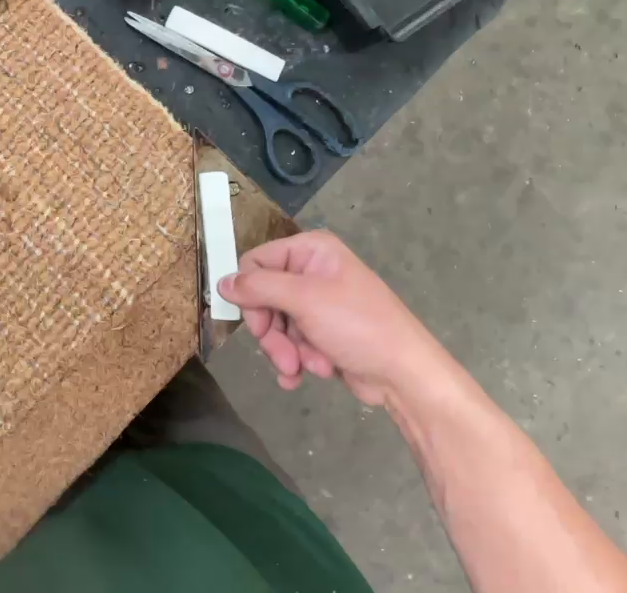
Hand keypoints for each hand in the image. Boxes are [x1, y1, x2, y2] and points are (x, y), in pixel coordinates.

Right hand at [219, 230, 449, 404]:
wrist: (405, 375)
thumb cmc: (357, 325)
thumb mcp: (304, 299)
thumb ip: (258, 287)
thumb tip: (221, 282)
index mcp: (310, 250)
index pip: (256, 262)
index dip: (249, 293)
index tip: (256, 322)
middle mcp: (312, 272)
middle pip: (264, 297)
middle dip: (270, 331)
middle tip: (281, 355)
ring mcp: (318, 304)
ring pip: (276, 324)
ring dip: (284, 350)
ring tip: (301, 368)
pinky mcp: (323, 333)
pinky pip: (292, 342)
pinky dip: (295, 360)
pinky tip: (304, 376)